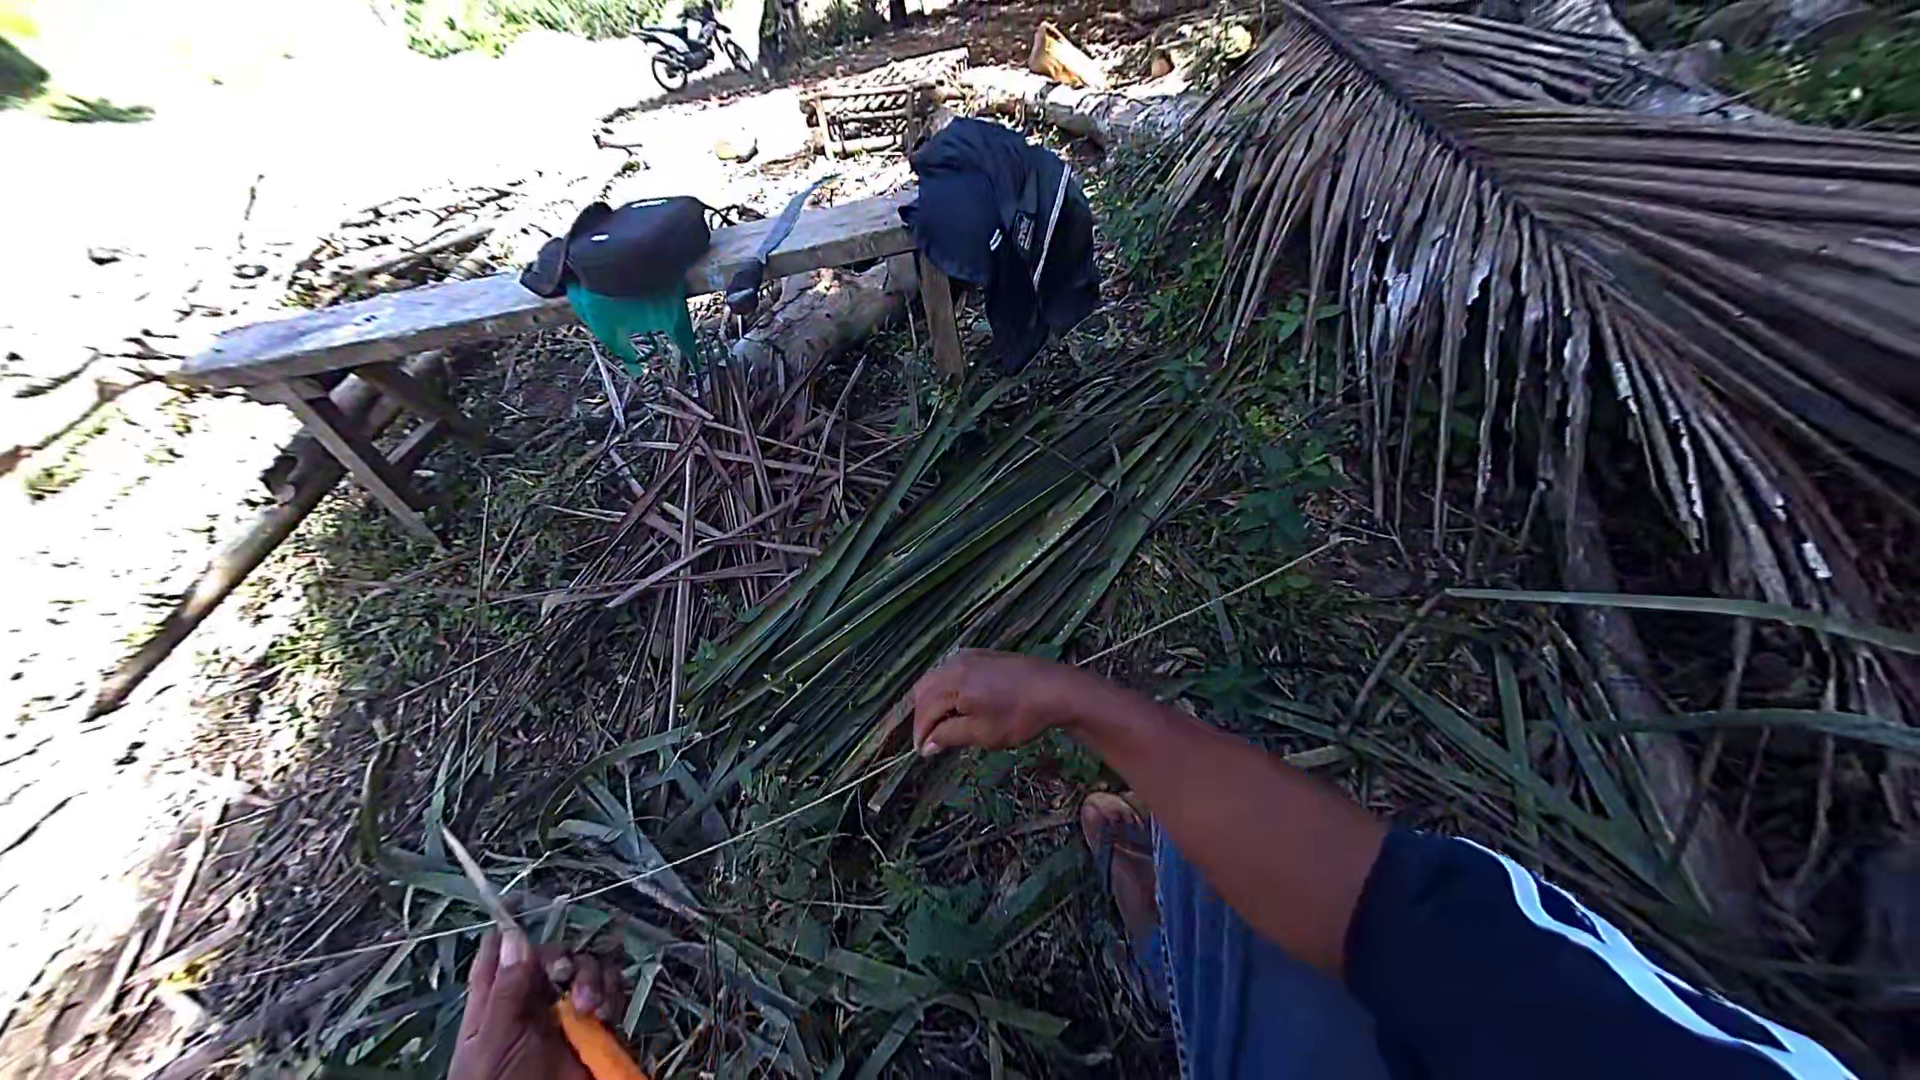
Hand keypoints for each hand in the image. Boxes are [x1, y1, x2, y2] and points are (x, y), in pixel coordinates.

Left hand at [449, 930, 626, 1079]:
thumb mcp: (492, 1047)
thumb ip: (505, 992)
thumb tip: (513, 935)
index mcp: (497, 1006)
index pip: (499, 956)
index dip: (511, 932)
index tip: (524, 909)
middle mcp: (533, 1003)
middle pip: (555, 955)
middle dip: (568, 960)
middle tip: (566, 978)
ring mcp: (566, 1015)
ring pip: (588, 966)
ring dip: (594, 976)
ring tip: (591, 1008)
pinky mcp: (596, 1026)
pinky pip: (613, 989)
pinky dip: (613, 992)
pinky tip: (604, 1014)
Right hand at [910, 650, 1107, 755]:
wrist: (1057, 689)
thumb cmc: (1020, 716)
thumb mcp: (983, 733)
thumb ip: (950, 736)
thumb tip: (927, 745)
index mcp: (954, 683)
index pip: (926, 710)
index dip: (921, 733)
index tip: (923, 752)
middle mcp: (956, 664)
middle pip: (925, 689)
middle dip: (923, 715)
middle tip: (931, 739)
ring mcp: (970, 656)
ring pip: (937, 678)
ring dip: (934, 701)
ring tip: (944, 724)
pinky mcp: (982, 655)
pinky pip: (952, 670)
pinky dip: (947, 688)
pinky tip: (959, 704)